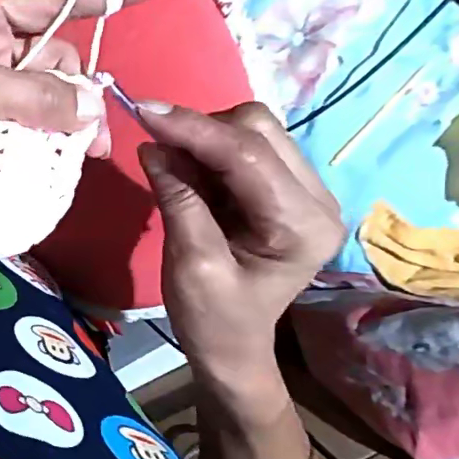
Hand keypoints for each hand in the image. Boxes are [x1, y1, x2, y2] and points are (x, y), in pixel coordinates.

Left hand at [0, 0, 183, 212]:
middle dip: (80, 89)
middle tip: (92, 136)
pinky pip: (27, 115)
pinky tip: (58, 155)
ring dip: (66, 119)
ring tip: (79, 154)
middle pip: (56, 52)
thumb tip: (91, 110)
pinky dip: (45, 133)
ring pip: (46, 90)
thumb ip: (39, 94)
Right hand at [136, 102, 344, 420]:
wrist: (232, 348)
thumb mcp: (191, 265)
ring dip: (203, 138)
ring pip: (252, 131)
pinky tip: (185, 170)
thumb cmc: (213, 319)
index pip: (247, 155)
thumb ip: (178, 201)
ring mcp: (304, 191)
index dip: (192, 128)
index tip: (142, 110)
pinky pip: (245, 148)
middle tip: (155, 147)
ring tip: (169, 164)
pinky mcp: (285, 189)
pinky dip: (208, 151)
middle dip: (200, 130)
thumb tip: (153, 145)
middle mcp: (316, 197)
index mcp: (301, 224)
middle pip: (258, 129)